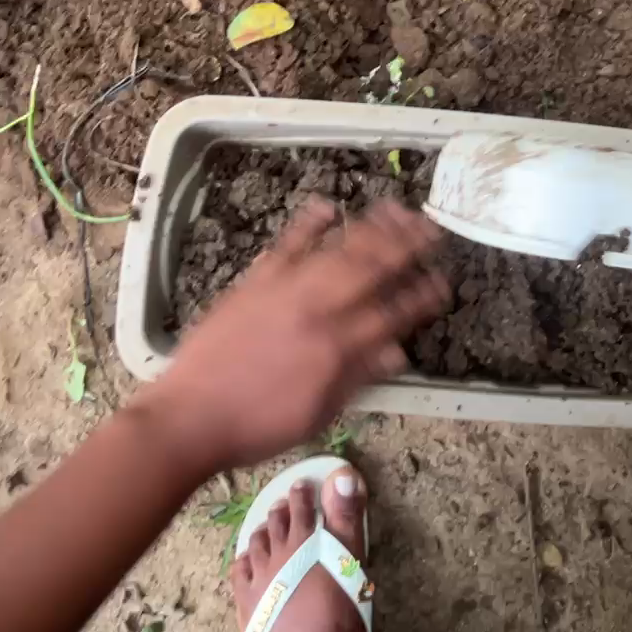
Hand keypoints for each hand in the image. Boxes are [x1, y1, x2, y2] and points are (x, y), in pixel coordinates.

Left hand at [134, 198, 448, 471]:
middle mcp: (318, 311)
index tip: (442, 281)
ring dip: (372, 228)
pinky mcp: (256, 281)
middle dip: (407, 247)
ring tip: (397, 209)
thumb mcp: (318, 412)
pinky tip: (328, 206)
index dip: (421, 296)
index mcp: (337, 348)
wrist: (189, 417)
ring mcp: (286, 290)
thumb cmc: (257, 425)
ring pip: (339, 251)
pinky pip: (287, 246)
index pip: (392, 314)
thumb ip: (358, 377)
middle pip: (373, 270)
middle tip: (432, 227)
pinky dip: (308, 224)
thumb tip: (398, 350)